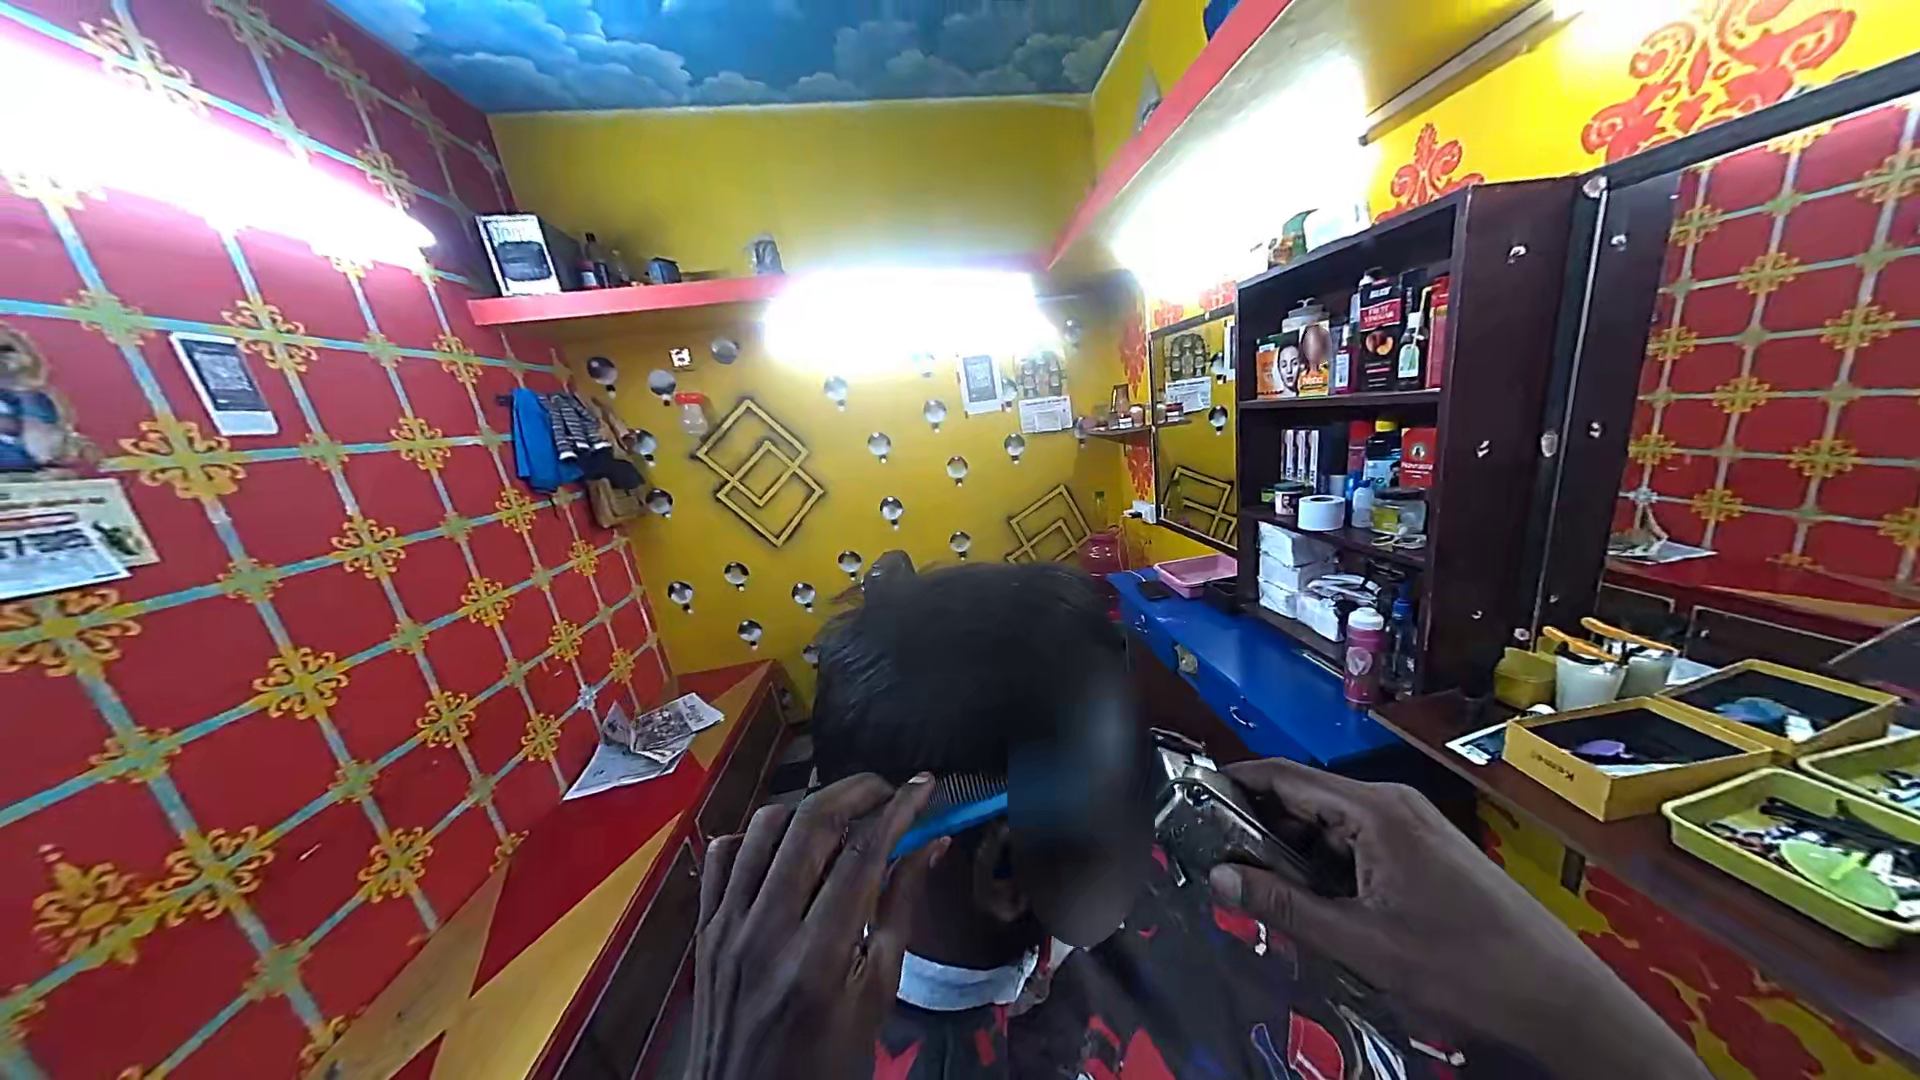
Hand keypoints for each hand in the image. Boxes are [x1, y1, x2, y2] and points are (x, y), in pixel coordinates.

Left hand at [689, 772, 944, 1079]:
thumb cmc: (827, 1062)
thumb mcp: (878, 994)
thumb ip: (902, 907)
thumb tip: (932, 844)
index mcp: (819, 956)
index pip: (865, 852)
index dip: (900, 808)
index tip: (923, 785)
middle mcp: (766, 930)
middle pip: (812, 822)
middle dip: (858, 789)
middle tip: (887, 790)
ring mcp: (727, 925)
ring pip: (766, 824)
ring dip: (810, 808)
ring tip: (841, 820)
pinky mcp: (705, 927)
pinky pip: (726, 853)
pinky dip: (758, 836)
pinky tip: (785, 849)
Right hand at [1210, 759, 1708, 1079]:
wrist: (1572, 1009)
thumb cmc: (1462, 969)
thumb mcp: (1361, 943)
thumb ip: (1282, 906)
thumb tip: (1216, 876)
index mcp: (1372, 810)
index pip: (1283, 776)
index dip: (1235, 781)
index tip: (1194, 797)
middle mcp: (1388, 801)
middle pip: (1303, 795)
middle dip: (1260, 823)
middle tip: (1224, 855)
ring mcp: (1409, 820)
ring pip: (1328, 818)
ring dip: (1293, 846)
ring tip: (1266, 884)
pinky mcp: (1422, 843)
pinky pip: (1355, 836)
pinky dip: (1326, 858)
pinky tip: (1318, 894)